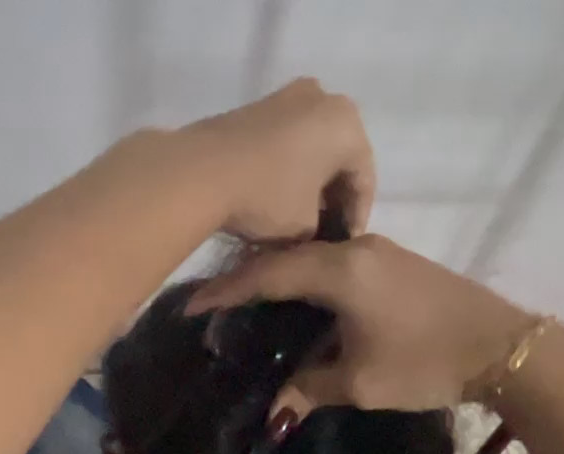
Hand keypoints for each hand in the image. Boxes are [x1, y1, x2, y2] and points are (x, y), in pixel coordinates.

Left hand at [179, 78, 375, 240]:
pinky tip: (276, 197)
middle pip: (338, 159)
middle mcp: (322, 99)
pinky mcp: (254, 107)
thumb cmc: (266, 198)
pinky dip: (287, 169)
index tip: (346, 246)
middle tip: (325, 232)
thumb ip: (321, 227)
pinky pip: (285, 143)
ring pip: (310, 149)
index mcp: (347, 124)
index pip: (363, 179)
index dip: (356, 218)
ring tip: (299, 219)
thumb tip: (313, 228)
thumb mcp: (305, 227)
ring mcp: (286, 97)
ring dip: (309, 183)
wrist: (200, 172)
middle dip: (333, 198)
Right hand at [185, 234, 541, 412]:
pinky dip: (306, 281)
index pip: (268, 275)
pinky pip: (334, 264)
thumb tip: (275, 413)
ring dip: (278, 278)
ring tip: (247, 306)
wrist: (504, 348)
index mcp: (341, 271)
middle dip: (246, 279)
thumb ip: (310, 389)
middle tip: (214, 305)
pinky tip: (296, 306)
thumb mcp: (361, 382)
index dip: (225, 291)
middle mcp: (356, 249)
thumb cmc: (426, 363)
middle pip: (286, 257)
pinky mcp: (393, 263)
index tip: (191, 306)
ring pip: (311, 258)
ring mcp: (378, 251)